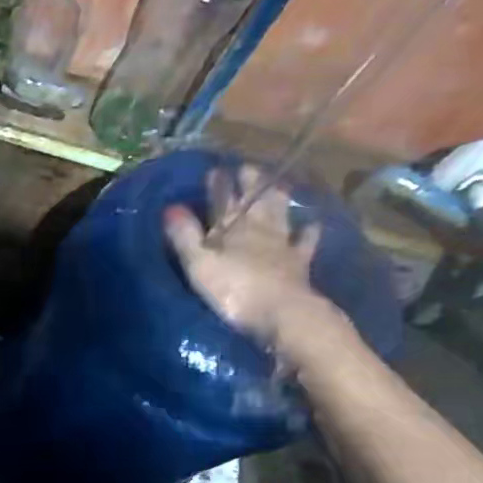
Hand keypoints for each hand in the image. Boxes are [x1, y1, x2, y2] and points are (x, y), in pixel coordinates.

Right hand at [164, 165, 342, 352]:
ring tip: (279, 186)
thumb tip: (171, 208)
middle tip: (248, 168)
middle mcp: (258, 229)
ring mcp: (283, 244)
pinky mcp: (299, 263)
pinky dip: (309, 231)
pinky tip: (312, 224)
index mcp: (231, 229)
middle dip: (251, 183)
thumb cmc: (233, 291)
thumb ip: (185, 237)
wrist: (281, 314)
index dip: (218, 184)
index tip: (214, 169)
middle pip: (254, 201)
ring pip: (280, 213)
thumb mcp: (199, 266)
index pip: (222, 199)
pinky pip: (306, 241)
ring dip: (278, 199)